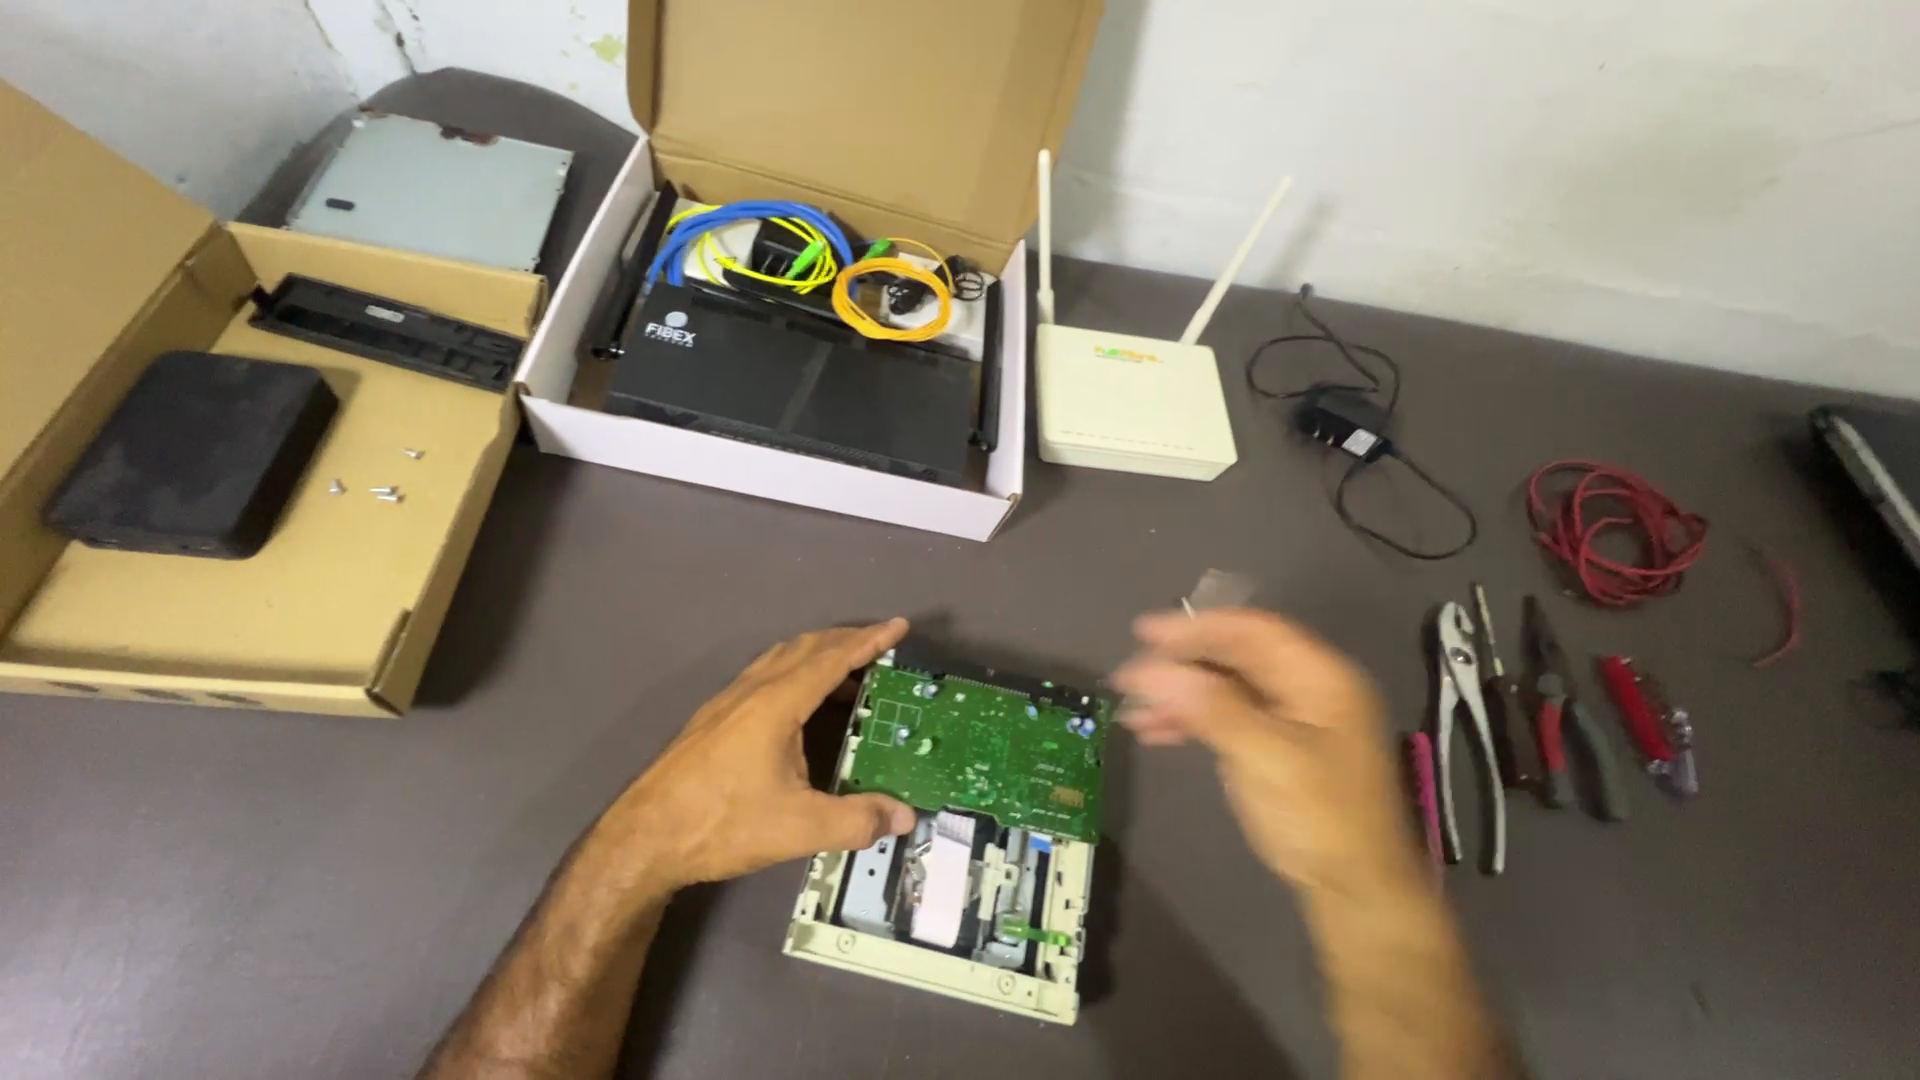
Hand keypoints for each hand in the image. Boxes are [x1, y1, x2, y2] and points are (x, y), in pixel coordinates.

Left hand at [595, 619, 917, 891]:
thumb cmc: (723, 824)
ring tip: (848, 674)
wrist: (644, 837)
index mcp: (777, 704)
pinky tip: (800, 705)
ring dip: (818, 654)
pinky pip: (765, 674)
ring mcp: (728, 701)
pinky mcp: (714, 718)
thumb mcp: (799, 828)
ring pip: (781, 658)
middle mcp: (753, 690)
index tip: (898, 626)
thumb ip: (856, 820)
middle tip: (880, 645)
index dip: (869, 641)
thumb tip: (905, 815)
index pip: (832, 659)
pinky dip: (795, 671)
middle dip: (847, 640)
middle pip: (806, 647)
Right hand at [1112, 609, 1424, 898]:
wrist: (1356, 894)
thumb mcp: (1264, 758)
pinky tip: (1155, 731)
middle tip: (1130, 676)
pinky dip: (1191, 720)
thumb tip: (1152, 670)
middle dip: (1180, 664)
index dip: (1197, 626)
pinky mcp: (1275, 746)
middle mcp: (1307, 689)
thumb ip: (1210, 707)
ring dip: (1179, 694)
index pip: (1252, 632)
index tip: (1144, 633)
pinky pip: (1226, 717)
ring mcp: (1292, 718)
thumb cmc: (1319, 820)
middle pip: (1235, 657)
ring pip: (1225, 688)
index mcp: (1320, 678)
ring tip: (1133, 711)